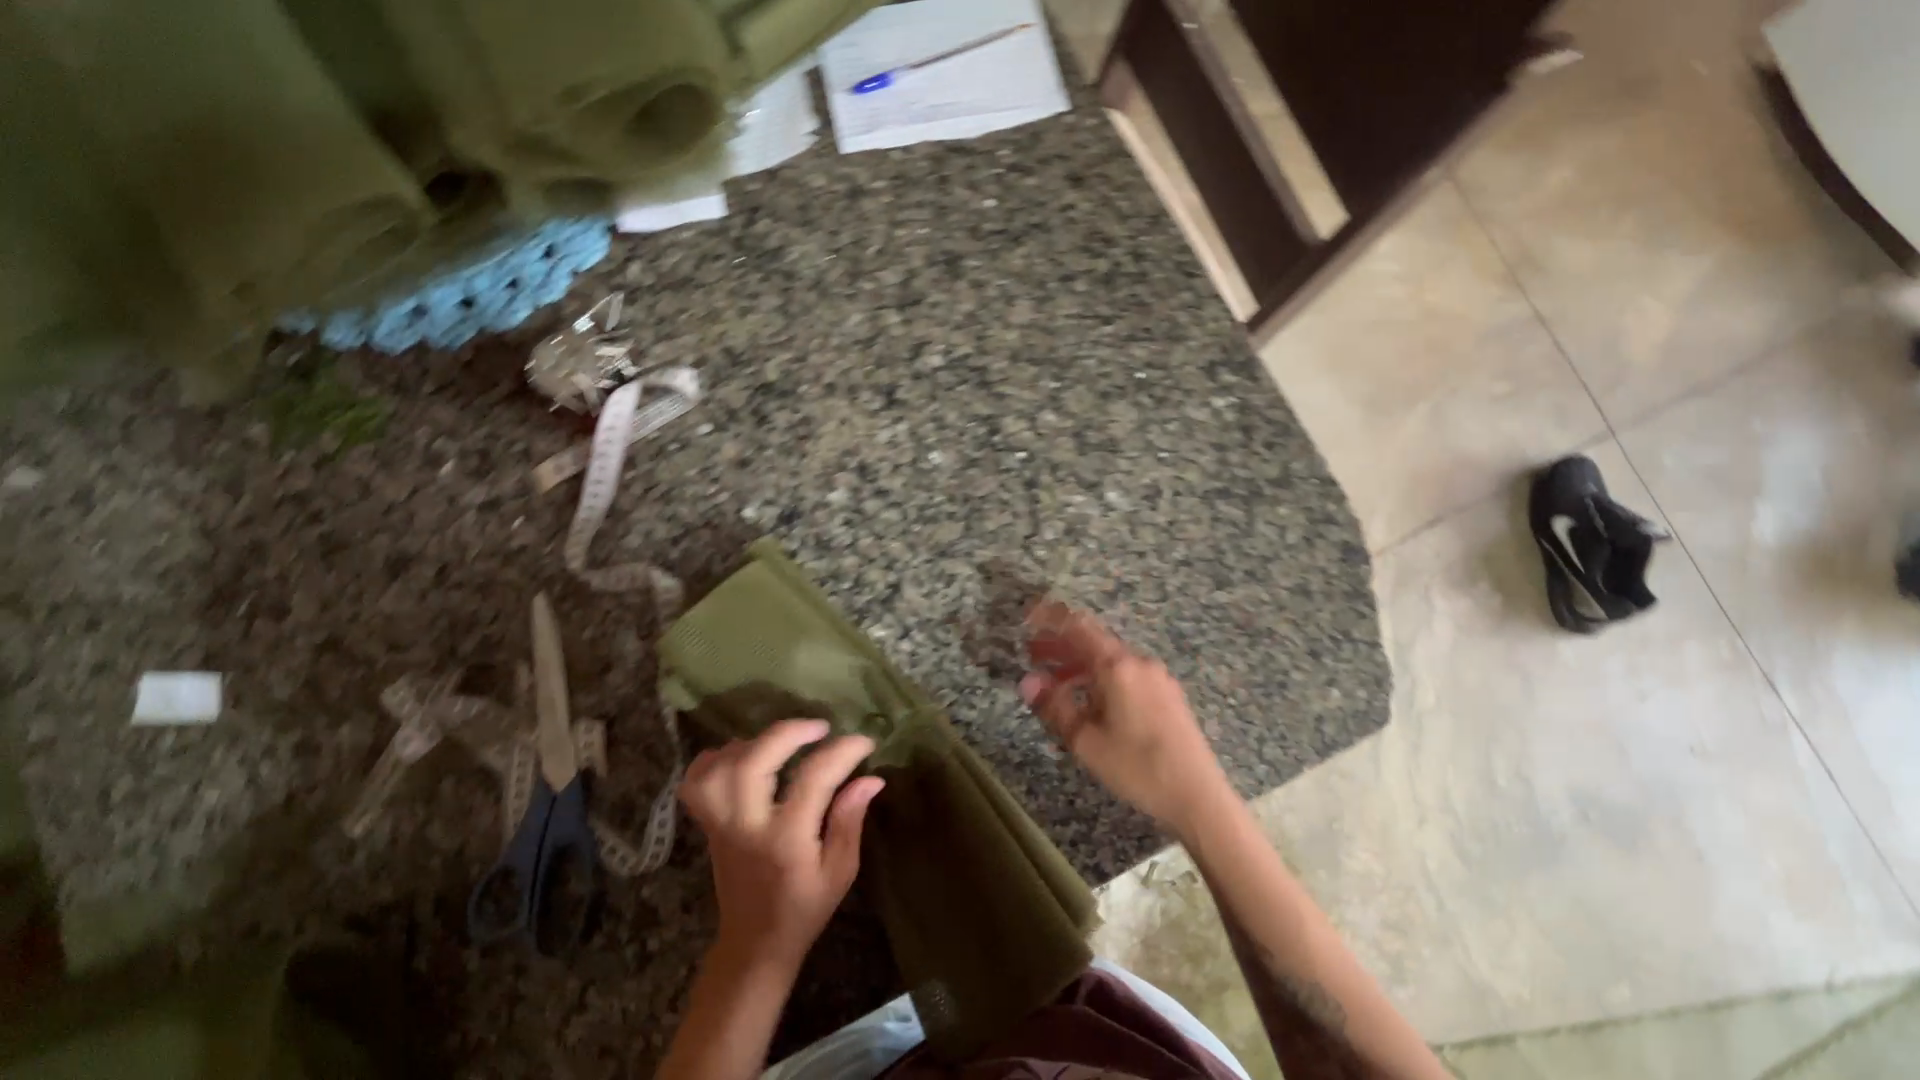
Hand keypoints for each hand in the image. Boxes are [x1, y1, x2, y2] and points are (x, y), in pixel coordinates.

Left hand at [680, 719, 885, 967]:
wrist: (754, 942)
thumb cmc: (805, 908)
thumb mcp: (840, 871)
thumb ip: (850, 821)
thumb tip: (870, 778)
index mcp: (786, 840)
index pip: (814, 779)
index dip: (842, 752)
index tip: (864, 742)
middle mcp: (747, 827)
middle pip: (753, 762)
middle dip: (788, 733)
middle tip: (818, 727)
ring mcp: (720, 825)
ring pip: (719, 768)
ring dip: (751, 743)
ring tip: (779, 742)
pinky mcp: (707, 825)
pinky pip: (696, 782)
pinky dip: (714, 759)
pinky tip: (741, 757)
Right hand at [1020, 601, 1232, 835]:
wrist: (1198, 795)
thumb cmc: (1137, 768)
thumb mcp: (1086, 741)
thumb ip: (1054, 707)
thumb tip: (1027, 681)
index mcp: (1118, 667)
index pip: (1078, 627)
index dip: (1051, 618)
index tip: (1029, 617)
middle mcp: (1139, 663)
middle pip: (1095, 642)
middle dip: (1061, 644)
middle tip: (1032, 652)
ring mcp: (1158, 679)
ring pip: (1111, 660)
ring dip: (1080, 665)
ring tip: (1055, 682)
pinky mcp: (1168, 696)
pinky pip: (1127, 675)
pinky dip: (1101, 678)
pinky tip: (1090, 701)